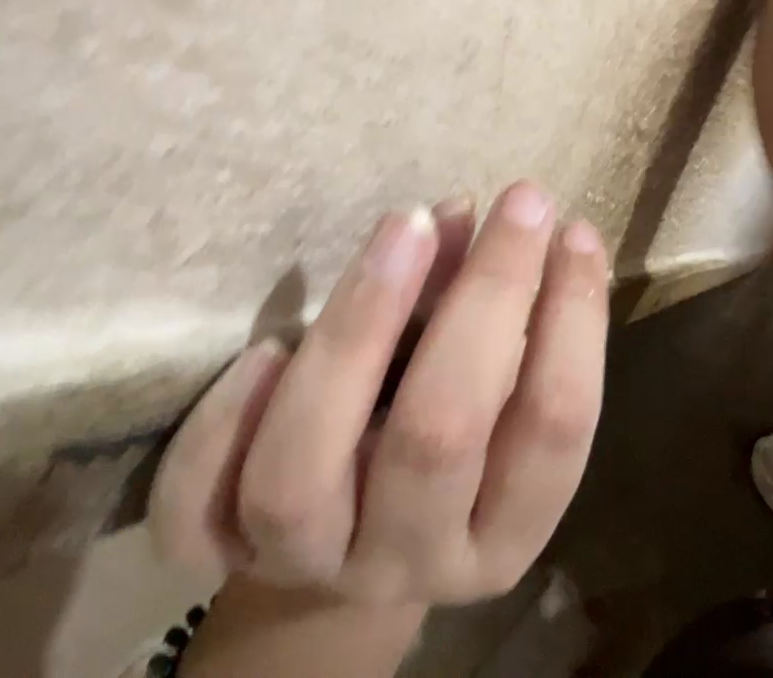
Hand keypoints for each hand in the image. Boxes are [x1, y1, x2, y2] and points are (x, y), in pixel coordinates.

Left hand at [149, 182, 609, 606]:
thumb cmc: (443, 464)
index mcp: (500, 534)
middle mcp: (409, 558)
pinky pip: (198, 509)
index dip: (571, 323)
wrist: (340, 571)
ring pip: (299, 474)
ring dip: (353, 331)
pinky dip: (227, 420)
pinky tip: (267, 348)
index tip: (574, 231)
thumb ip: (490, 326)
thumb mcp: (489, 414)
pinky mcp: (217, 562)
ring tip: (404, 226)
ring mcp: (307, 566)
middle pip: (436, 437)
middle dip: (483, 299)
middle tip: (515, 201)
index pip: (551, 429)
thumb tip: (470, 215)